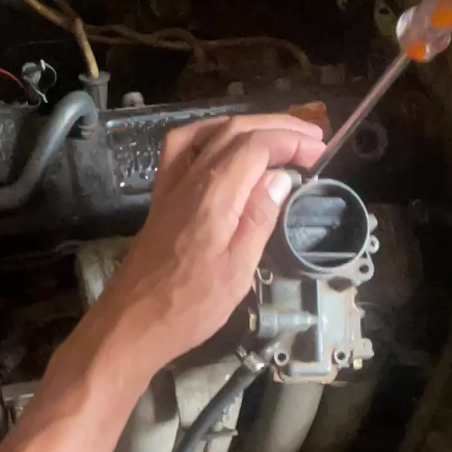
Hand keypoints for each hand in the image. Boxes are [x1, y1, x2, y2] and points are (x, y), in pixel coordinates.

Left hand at [95, 114, 324, 367]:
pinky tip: (222, 145)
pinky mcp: (161, 201)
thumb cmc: (188, 308)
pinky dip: (207, 136)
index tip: (319, 152)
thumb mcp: (236, 271)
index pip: (257, 146)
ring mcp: (170, 188)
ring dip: (247, 126)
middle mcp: (189, 181)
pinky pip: (181, 150)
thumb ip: (258, 219)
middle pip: (235, 131)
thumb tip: (279, 178)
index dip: (291, 141)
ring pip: (209, 134)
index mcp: (214, 196)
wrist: (131, 324)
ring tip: (277, 136)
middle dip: (277, 127)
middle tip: (311, 138)